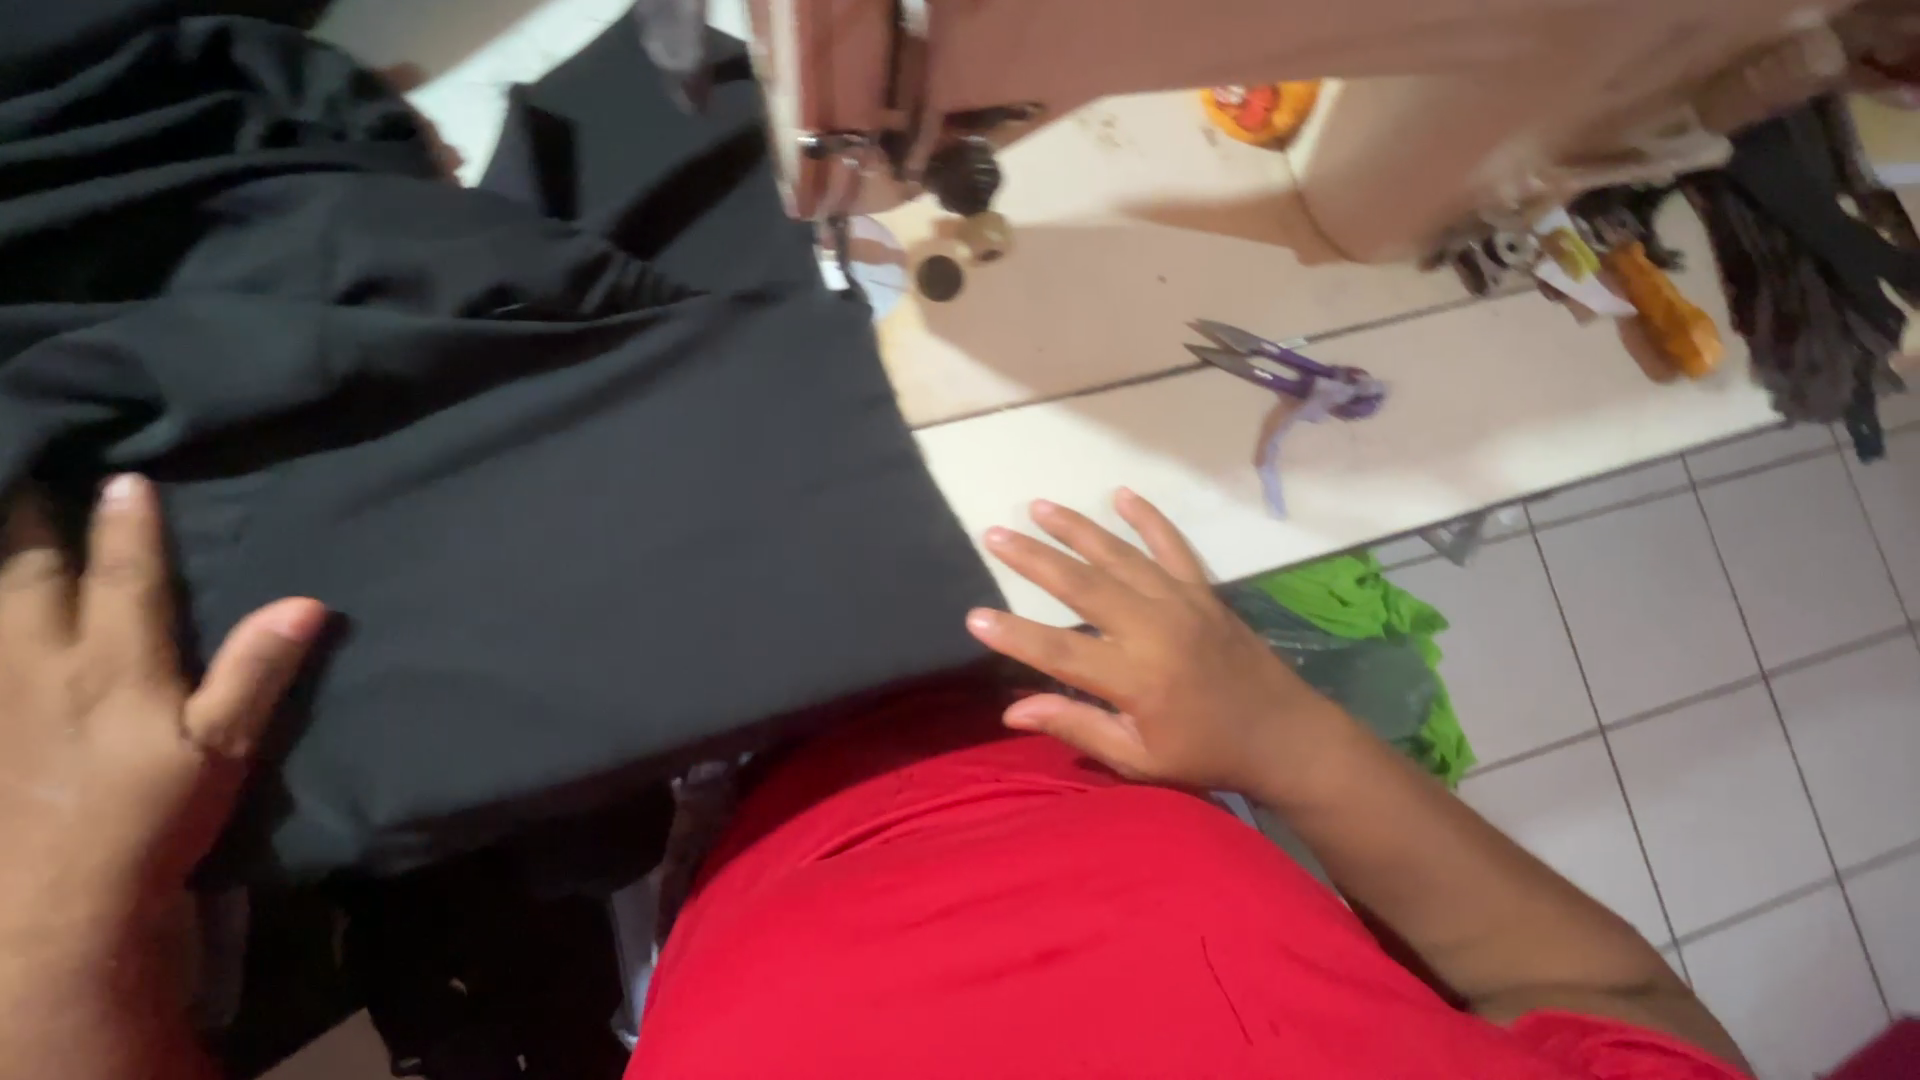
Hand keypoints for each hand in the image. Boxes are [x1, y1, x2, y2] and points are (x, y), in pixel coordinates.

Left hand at [0, 476, 325, 954]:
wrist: (54, 898)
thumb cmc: (156, 814)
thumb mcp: (226, 745)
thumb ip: (259, 670)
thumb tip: (306, 603)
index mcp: (114, 669)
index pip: (124, 580)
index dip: (126, 528)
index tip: (124, 477)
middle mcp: (40, 668)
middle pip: (26, 580)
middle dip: (24, 524)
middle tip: (23, 472)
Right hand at [965, 489, 1347, 796]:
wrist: (1284, 736)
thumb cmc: (1204, 754)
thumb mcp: (1138, 759)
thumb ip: (1077, 727)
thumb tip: (1012, 713)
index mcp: (1136, 678)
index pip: (1060, 651)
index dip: (1014, 635)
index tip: (973, 616)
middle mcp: (1155, 629)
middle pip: (1082, 586)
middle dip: (1034, 559)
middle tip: (995, 535)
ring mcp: (1181, 602)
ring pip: (1120, 556)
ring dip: (1077, 529)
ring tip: (1039, 507)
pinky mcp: (1203, 591)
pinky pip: (1172, 545)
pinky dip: (1148, 519)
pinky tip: (1122, 495)